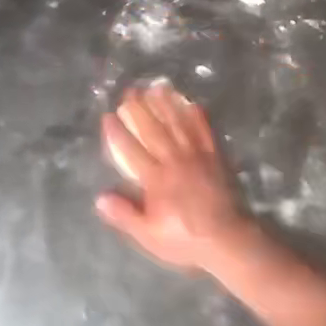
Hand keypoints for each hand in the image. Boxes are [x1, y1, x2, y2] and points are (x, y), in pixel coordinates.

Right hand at [95, 81, 258, 271]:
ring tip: (156, 87)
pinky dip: (197, 116)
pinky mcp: (214, 156)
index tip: (108, 115)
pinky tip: (191, 103)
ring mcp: (196, 155)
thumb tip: (99, 197)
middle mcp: (174, 160)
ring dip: (166, 104)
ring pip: (178, 124)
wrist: (226, 239)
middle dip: (140, 109)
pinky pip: (204, 131)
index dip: (118, 132)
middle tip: (130, 90)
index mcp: (155, 179)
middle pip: (153, 129)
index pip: (131, 150)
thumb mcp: (148, 235)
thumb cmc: (184, 239)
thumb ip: (124, 214)